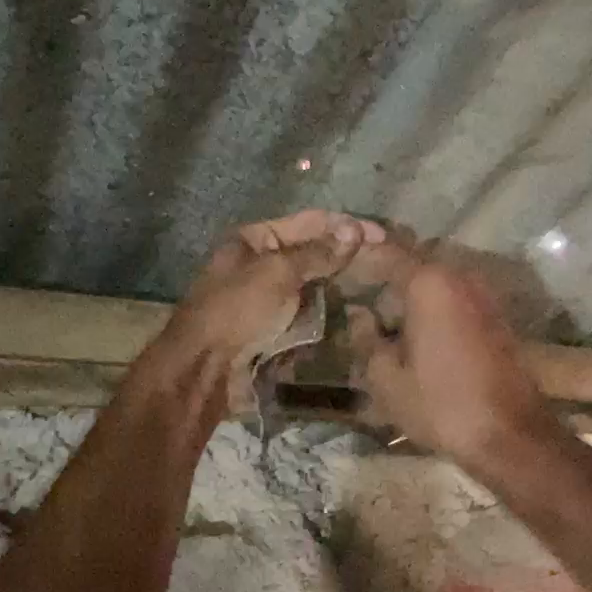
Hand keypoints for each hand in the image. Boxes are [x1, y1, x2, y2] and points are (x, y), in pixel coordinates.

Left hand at [166, 209, 385, 365]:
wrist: (203, 369)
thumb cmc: (235, 309)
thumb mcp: (277, 273)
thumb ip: (318, 253)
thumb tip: (355, 230)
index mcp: (255, 239)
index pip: (310, 222)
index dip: (346, 226)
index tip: (383, 235)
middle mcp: (262, 264)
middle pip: (313, 253)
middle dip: (346, 256)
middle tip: (388, 260)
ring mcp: (268, 299)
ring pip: (314, 287)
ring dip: (340, 287)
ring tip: (379, 286)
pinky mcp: (275, 330)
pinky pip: (309, 316)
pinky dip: (328, 315)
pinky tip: (355, 315)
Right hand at [348, 260, 556, 468]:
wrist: (510, 434)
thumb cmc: (441, 404)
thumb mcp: (387, 379)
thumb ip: (366, 339)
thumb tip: (359, 314)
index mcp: (428, 282)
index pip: (387, 253)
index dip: (362, 255)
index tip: (343, 264)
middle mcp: (460, 276)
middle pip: (416, 261)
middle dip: (390, 273)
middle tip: (364, 293)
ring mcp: (484, 294)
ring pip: (440, 280)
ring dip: (416, 291)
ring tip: (390, 317)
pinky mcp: (498, 316)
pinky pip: (458, 298)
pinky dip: (438, 306)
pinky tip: (422, 333)